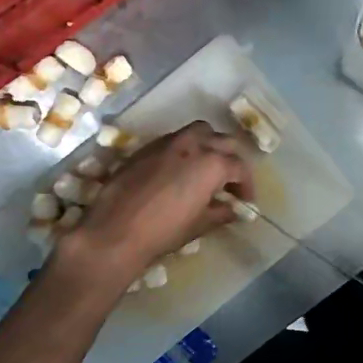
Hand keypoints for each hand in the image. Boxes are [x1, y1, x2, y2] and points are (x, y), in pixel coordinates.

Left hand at [51, 122, 253, 297]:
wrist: (116, 231)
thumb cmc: (165, 230)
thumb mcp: (201, 224)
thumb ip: (222, 212)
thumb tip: (233, 209)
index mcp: (213, 163)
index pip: (240, 167)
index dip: (246, 185)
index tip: (245, 200)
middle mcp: (193, 145)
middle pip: (224, 141)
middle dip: (231, 159)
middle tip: (229, 181)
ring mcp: (168, 143)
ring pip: (199, 131)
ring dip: (209, 145)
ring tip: (206, 167)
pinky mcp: (146, 147)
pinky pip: (174, 140)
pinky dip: (185, 149)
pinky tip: (179, 171)